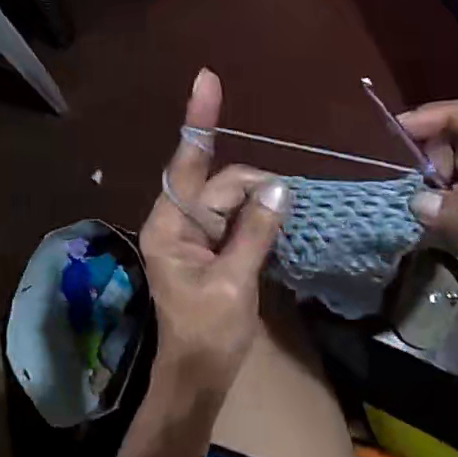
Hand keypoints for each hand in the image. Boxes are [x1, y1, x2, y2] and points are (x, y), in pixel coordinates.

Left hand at [138, 69, 290, 386]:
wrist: (198, 377)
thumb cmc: (208, 335)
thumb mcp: (233, 284)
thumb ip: (254, 232)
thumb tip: (279, 188)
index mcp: (171, 226)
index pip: (187, 163)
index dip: (200, 120)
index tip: (206, 79)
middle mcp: (178, 220)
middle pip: (220, 182)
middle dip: (254, 188)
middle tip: (287, 207)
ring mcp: (194, 233)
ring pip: (231, 198)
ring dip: (257, 203)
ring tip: (282, 221)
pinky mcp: (210, 245)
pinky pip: (235, 216)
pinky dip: (256, 215)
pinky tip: (275, 221)